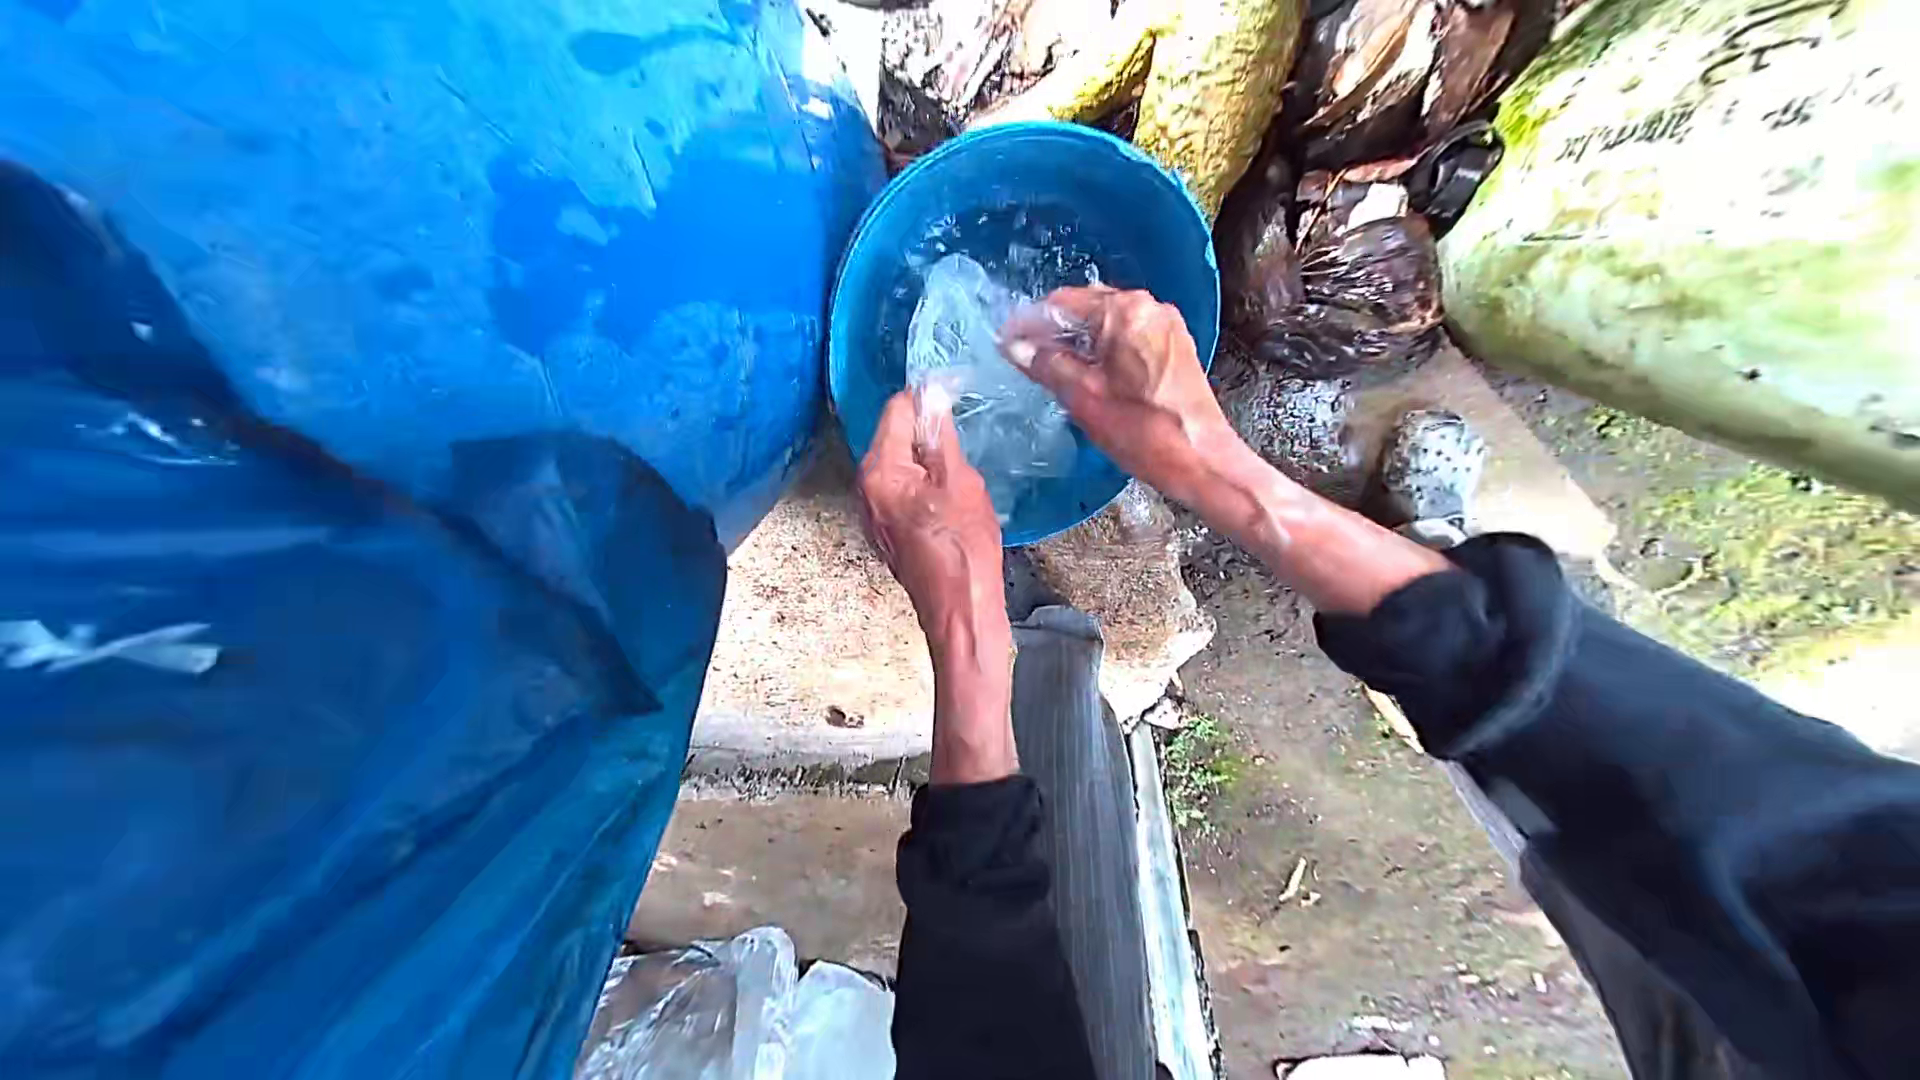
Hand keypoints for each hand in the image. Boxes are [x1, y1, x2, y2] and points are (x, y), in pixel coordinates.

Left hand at [858, 388, 1006, 647]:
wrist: (958, 606)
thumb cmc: (962, 543)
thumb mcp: (958, 480)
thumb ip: (939, 433)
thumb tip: (930, 394)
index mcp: (879, 471)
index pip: (895, 411)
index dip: (925, 398)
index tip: (954, 395)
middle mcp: (864, 487)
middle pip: (893, 437)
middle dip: (924, 431)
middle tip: (962, 438)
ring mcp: (871, 511)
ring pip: (897, 464)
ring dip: (924, 458)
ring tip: (957, 471)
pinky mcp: (884, 529)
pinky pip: (899, 489)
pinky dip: (919, 482)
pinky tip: (945, 497)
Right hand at [1001, 285, 1241, 505]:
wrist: (1199, 459)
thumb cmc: (1140, 430)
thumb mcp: (1082, 397)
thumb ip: (1046, 364)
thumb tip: (1014, 346)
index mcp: (1124, 312)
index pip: (1062, 302)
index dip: (1029, 322)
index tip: (1006, 341)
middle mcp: (1148, 306)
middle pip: (1086, 308)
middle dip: (1053, 330)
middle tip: (1025, 356)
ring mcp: (1165, 325)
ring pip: (1107, 323)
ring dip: (1078, 340)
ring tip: (1052, 367)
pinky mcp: (1173, 345)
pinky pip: (1127, 336)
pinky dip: (1103, 348)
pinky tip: (1088, 372)